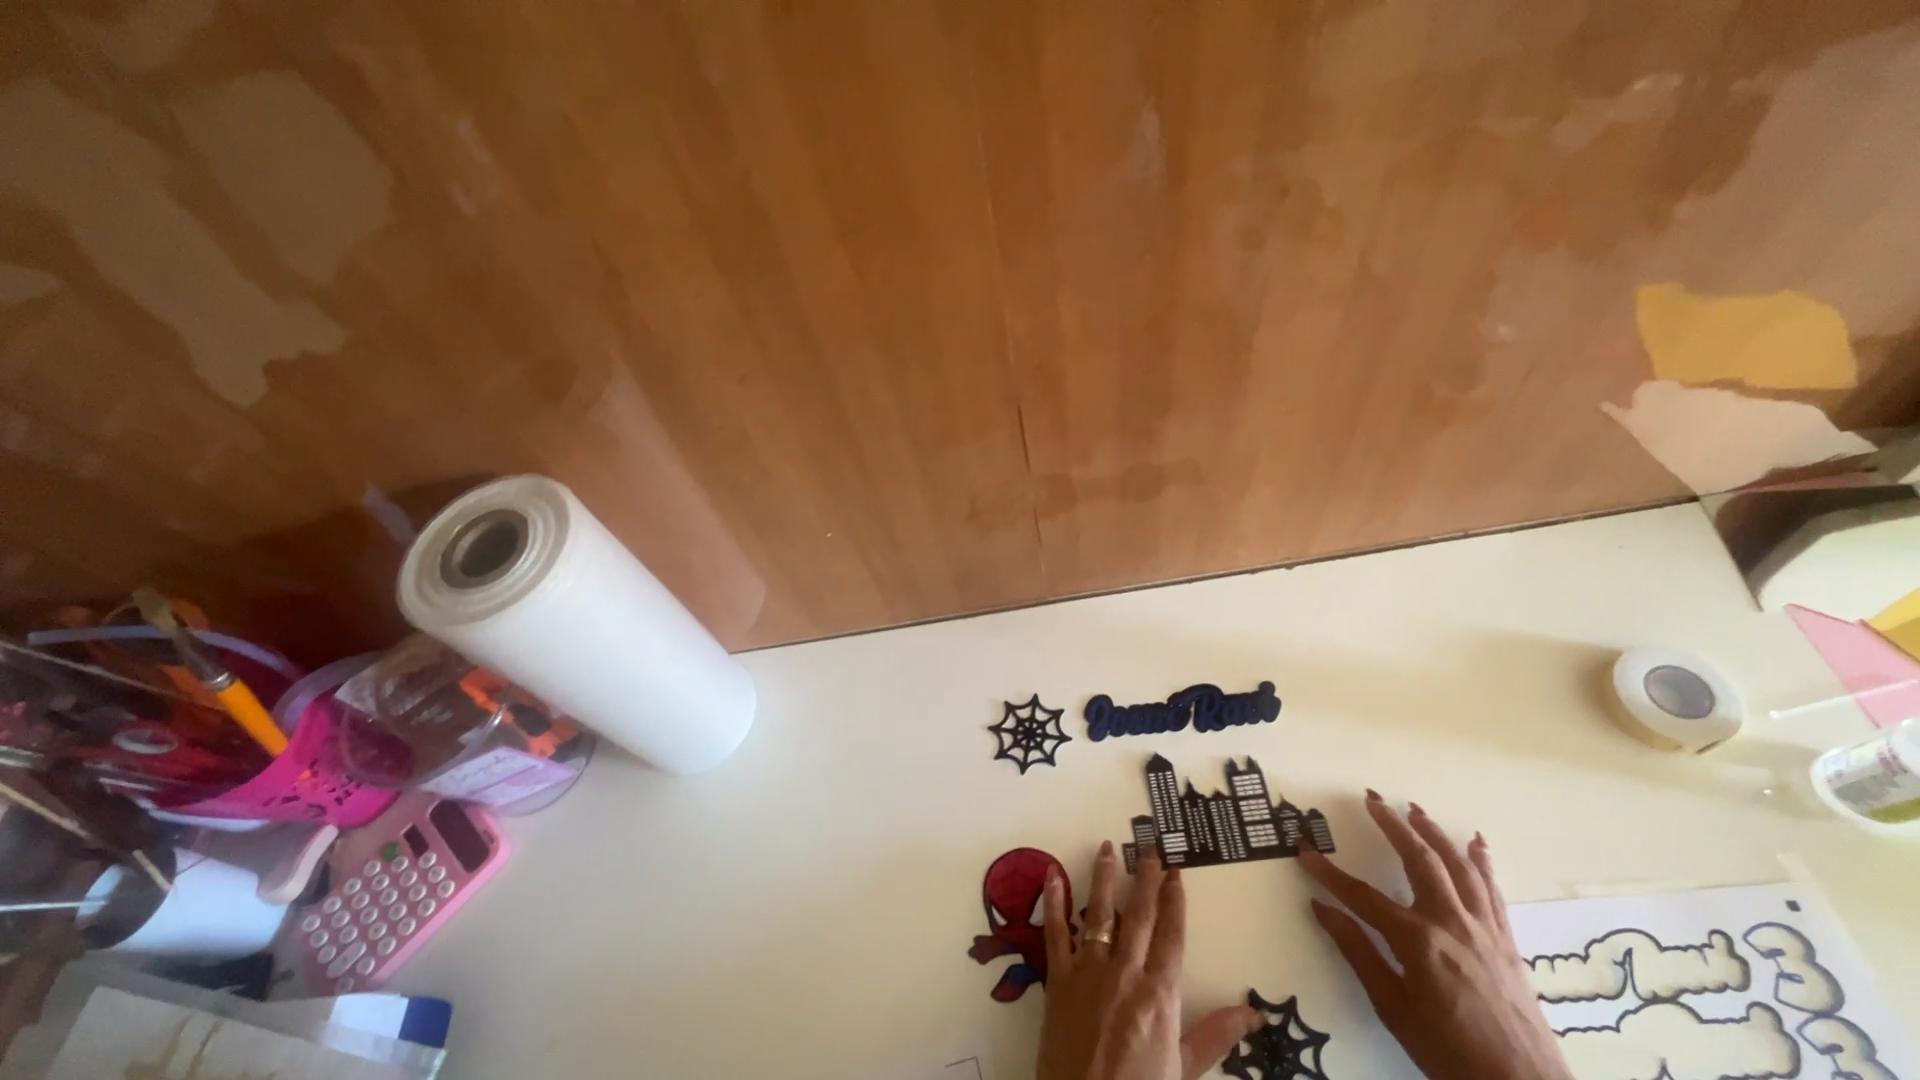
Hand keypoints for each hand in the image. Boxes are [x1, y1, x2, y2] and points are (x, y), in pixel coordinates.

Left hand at [1036, 841, 1260, 1079]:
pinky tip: (1052, 874)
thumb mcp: (1183, 1070)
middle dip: (1145, 878)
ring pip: (1098, 914)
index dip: (1175, 901)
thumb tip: (1254, 1011)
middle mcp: (1125, 973)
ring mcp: (1088, 973)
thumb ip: (1215, 1035)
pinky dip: (1054, 902)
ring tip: (1107, 847)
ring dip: (1104, 878)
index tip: (1175, 872)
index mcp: (1160, 995)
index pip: (1172, 935)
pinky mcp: (1057, 980)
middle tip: (1149, 848)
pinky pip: (1055, 933)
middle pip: (1139, 916)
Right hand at [1299, 792, 1572, 1079]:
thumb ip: (1359, 952)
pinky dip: (1482, 860)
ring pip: (1458, 865)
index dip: (1329, 872)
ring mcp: (1484, 928)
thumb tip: (1322, 908)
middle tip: (1371, 798)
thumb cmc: (1449, 1053)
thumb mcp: (1393, 1009)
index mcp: (1418, 941)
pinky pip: (1492, 889)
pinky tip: (1475, 842)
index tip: (1304, 850)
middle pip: (1419, 860)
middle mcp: (1452, 923)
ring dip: (1434, 832)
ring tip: (1413, 808)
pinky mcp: (1506, 939)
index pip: (1361, 895)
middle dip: (1392, 825)